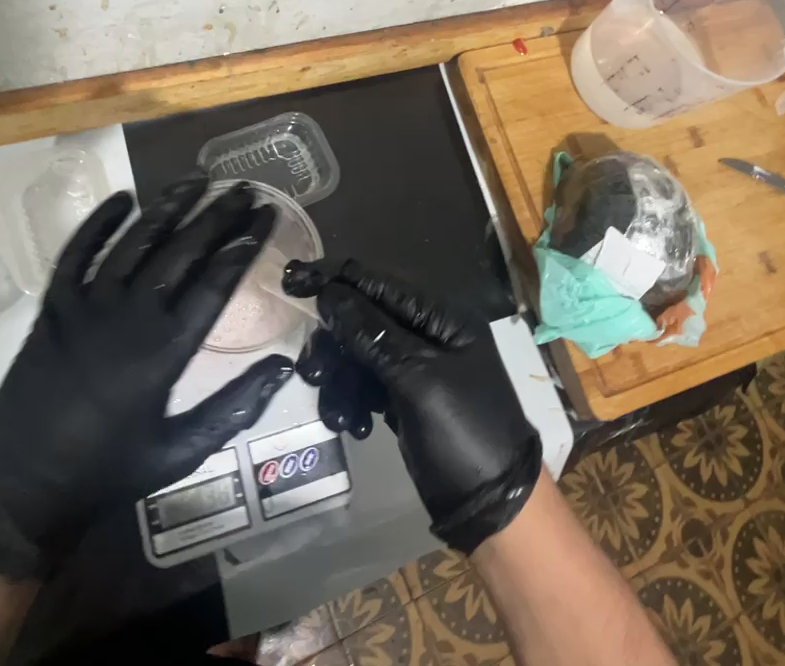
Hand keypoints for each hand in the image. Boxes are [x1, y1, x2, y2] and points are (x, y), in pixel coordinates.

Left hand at [0, 176, 295, 578]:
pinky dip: (97, 223)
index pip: (215, 283)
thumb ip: (235, 406)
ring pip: (133, 243)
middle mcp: (127, 317)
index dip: (244, 246)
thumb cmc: (107, 473)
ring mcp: (84, 307)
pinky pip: (75, 254)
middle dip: (217, 217)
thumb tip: (284, 365)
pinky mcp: (51, 309)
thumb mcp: (181, 452)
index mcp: (163, 352)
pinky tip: (123, 197)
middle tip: (245, 190)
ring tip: (197, 180)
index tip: (266, 218)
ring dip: (167, 208)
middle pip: (181, 252)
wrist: (19, 491)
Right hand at [312, 261, 541, 552]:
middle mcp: (430, 335)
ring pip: (360, 355)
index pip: (380, 284)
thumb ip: (373, 335)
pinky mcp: (405, 398)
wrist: (492, 506)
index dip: (336, 278)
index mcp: (443, 318)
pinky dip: (354, 400)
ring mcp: (417, 368)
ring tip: (336, 413)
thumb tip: (331, 294)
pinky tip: (351, 425)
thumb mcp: (418, 380)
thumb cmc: (463, 432)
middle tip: (311, 372)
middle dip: (336, 345)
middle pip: (365, 320)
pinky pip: (367, 384)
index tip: (292, 280)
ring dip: (342, 380)